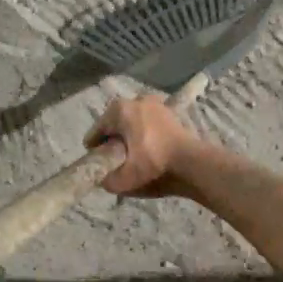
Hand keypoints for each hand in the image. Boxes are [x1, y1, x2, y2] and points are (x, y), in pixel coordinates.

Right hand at [85, 94, 203, 196]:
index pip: (99, 127)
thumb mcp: (124, 178)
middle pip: (116, 121)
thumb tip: (104, 180)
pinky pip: (149, 121)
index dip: (93, 143)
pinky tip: (146, 145)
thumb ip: (108, 180)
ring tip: (128, 149)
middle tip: (109, 152)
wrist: (190, 160)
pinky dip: (145, 131)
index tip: (92, 153)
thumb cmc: (153, 163)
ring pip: (134, 119)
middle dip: (112, 135)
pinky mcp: (170, 112)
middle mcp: (136, 100)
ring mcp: (155, 104)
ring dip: (129, 132)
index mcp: (120, 110)